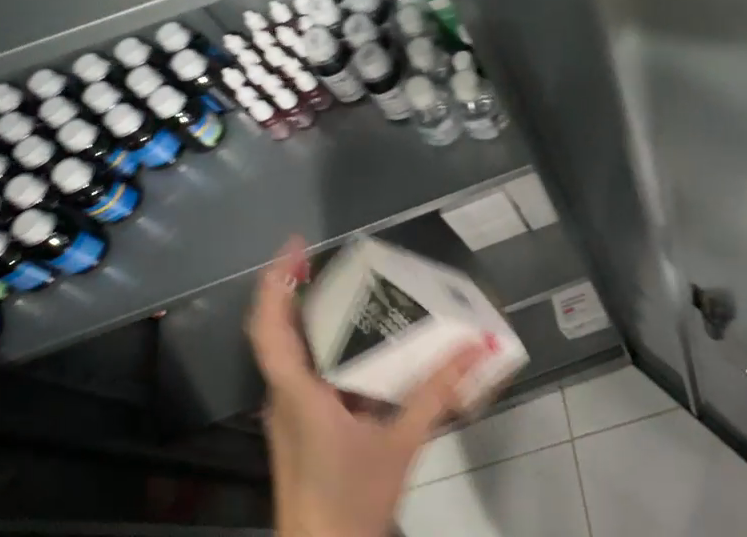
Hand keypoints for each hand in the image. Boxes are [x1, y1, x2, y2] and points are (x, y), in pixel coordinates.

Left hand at [248, 236, 488, 536]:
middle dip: (301, 290)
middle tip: (336, 260)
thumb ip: (437, 395)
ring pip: (296, 354)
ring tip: (356, 292)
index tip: (296, 246)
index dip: (276, 283)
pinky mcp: (305, 429)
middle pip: (281, 332)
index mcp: (298, 394)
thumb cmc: (349, 501)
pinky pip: (313, 375)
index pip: (270, 328)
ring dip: (316, 320)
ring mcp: (294, 415)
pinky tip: (368, 350)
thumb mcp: (399, 445)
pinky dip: (333, 351)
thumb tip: (477, 347)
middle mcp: (287, 397)